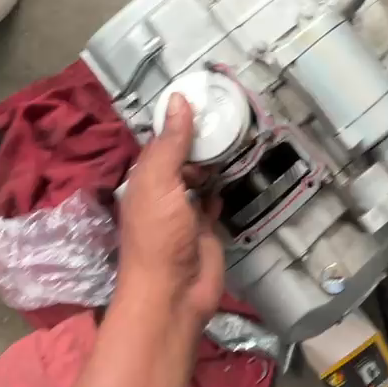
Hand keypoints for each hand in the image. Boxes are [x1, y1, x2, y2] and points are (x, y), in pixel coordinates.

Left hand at [118, 93, 224, 325]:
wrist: (174, 294)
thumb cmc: (159, 236)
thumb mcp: (160, 183)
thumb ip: (172, 143)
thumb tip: (179, 99)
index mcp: (146, 177)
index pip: (163, 138)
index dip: (180, 117)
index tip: (205, 92)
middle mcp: (165, 189)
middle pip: (184, 154)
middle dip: (202, 135)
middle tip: (232, 109)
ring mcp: (186, 208)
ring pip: (202, 173)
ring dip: (217, 157)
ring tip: (242, 129)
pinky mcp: (207, 225)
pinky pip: (216, 196)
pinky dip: (225, 182)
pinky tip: (240, 165)